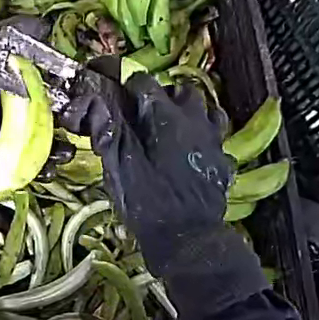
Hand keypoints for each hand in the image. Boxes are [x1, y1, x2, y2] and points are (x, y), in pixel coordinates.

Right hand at [67, 59, 267, 315]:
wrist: (186, 237)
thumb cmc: (146, 201)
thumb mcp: (117, 166)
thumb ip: (107, 130)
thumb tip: (94, 101)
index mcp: (164, 116)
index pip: (144, 82)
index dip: (129, 90)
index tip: (119, 104)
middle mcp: (194, 119)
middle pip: (181, 91)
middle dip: (163, 98)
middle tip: (146, 118)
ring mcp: (213, 139)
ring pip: (206, 109)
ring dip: (189, 113)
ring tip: (172, 129)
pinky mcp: (223, 160)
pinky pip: (217, 136)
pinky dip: (205, 136)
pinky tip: (192, 150)